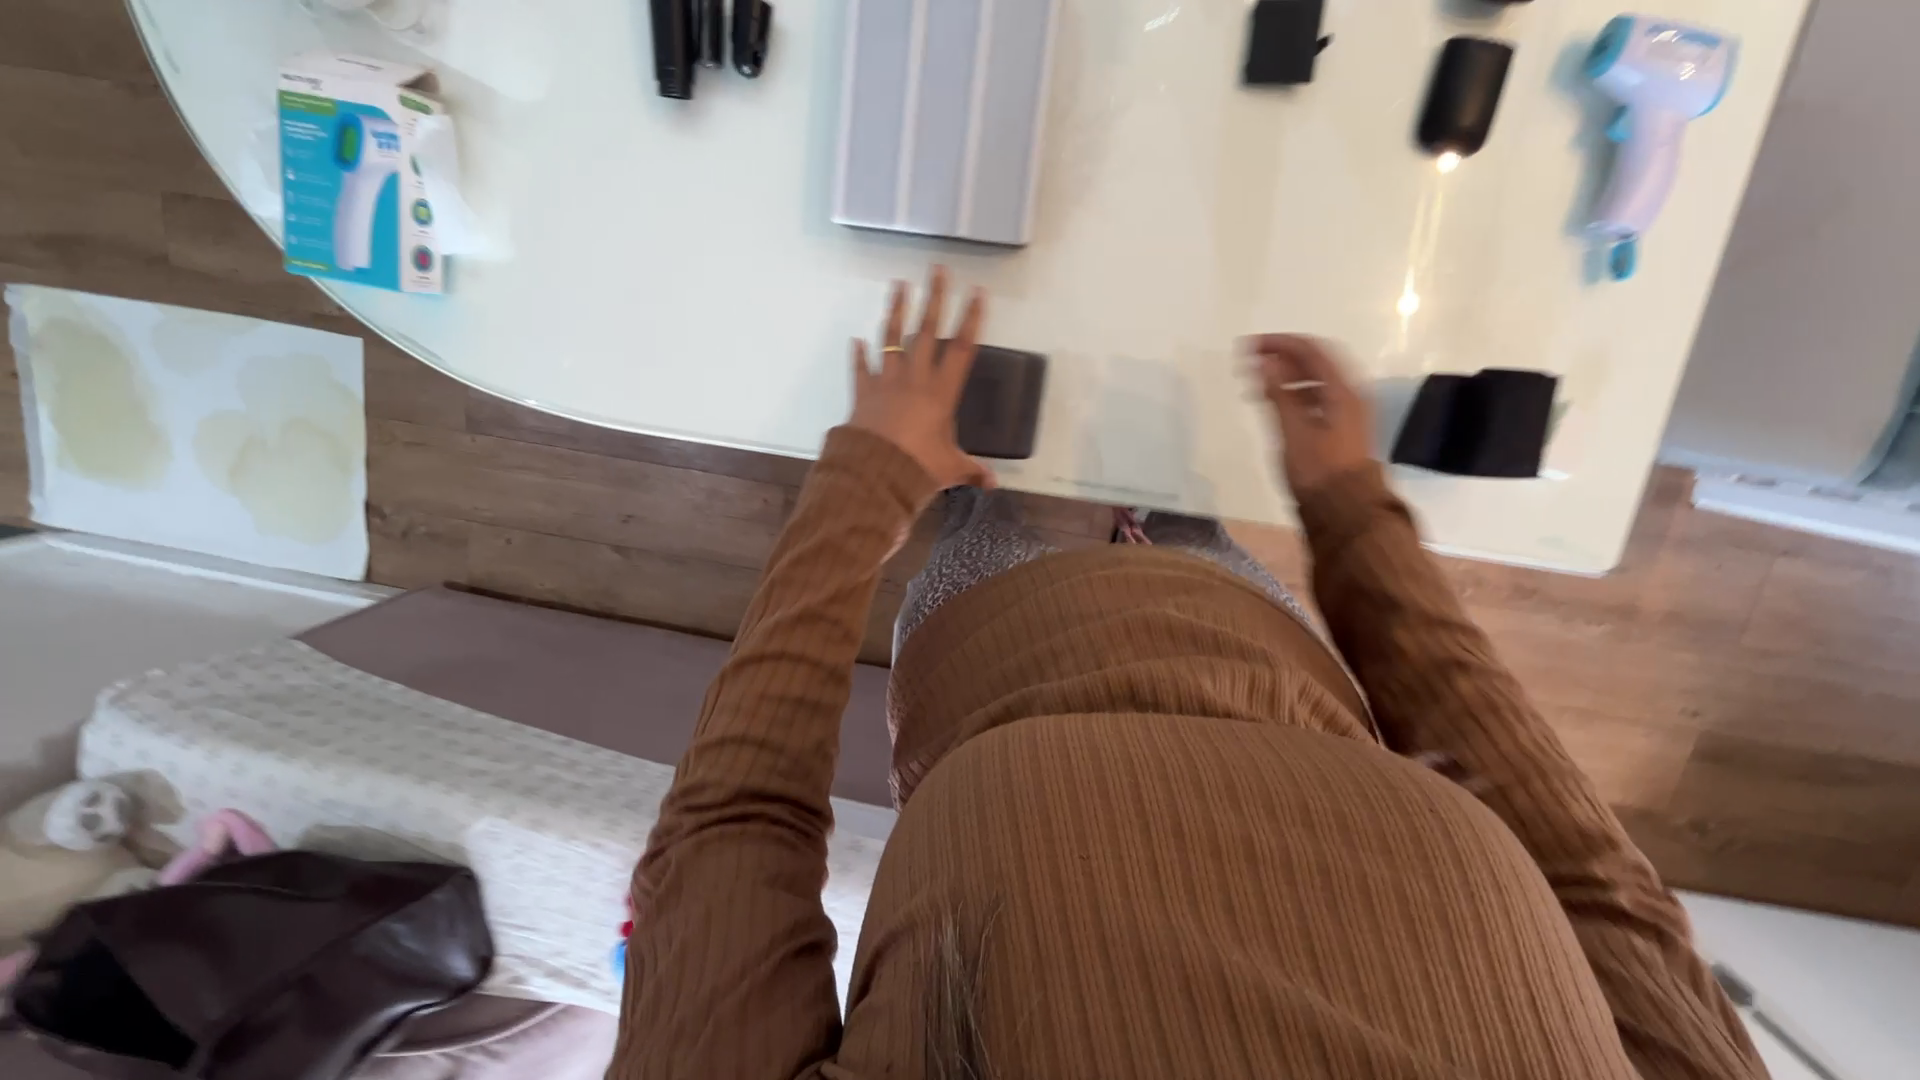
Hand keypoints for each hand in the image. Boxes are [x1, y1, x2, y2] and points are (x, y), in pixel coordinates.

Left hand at [850, 267, 995, 489]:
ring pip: (892, 339)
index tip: (978, 292)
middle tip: (938, 269)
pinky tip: (856, 341)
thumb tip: (992, 483)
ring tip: (899, 284)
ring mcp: (887, 383)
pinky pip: (861, 370)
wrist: (875, 472)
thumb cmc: (917, 467)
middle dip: (935, 298)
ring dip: (896, 310)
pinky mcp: (863, 393)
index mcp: (941, 393)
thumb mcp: (949, 469)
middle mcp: (915, 379)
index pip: (961, 349)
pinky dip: (858, 356)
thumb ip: (970, 471)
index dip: (971, 320)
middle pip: (927, 331)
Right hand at [1250, 334, 1375, 497]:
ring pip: (1313, 382)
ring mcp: (1345, 413)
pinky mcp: (1338, 429)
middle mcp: (1348, 395)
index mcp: (1342, 391)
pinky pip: (1314, 399)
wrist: (1344, 510)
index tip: (1248, 346)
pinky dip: (1292, 394)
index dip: (1279, 343)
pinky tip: (1273, 404)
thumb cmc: (1317, 470)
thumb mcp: (1294, 431)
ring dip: (1285, 376)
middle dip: (1280, 358)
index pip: (1310, 351)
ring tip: (1254, 384)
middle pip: (1314, 363)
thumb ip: (1279, 393)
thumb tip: (1266, 361)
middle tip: (1248, 361)